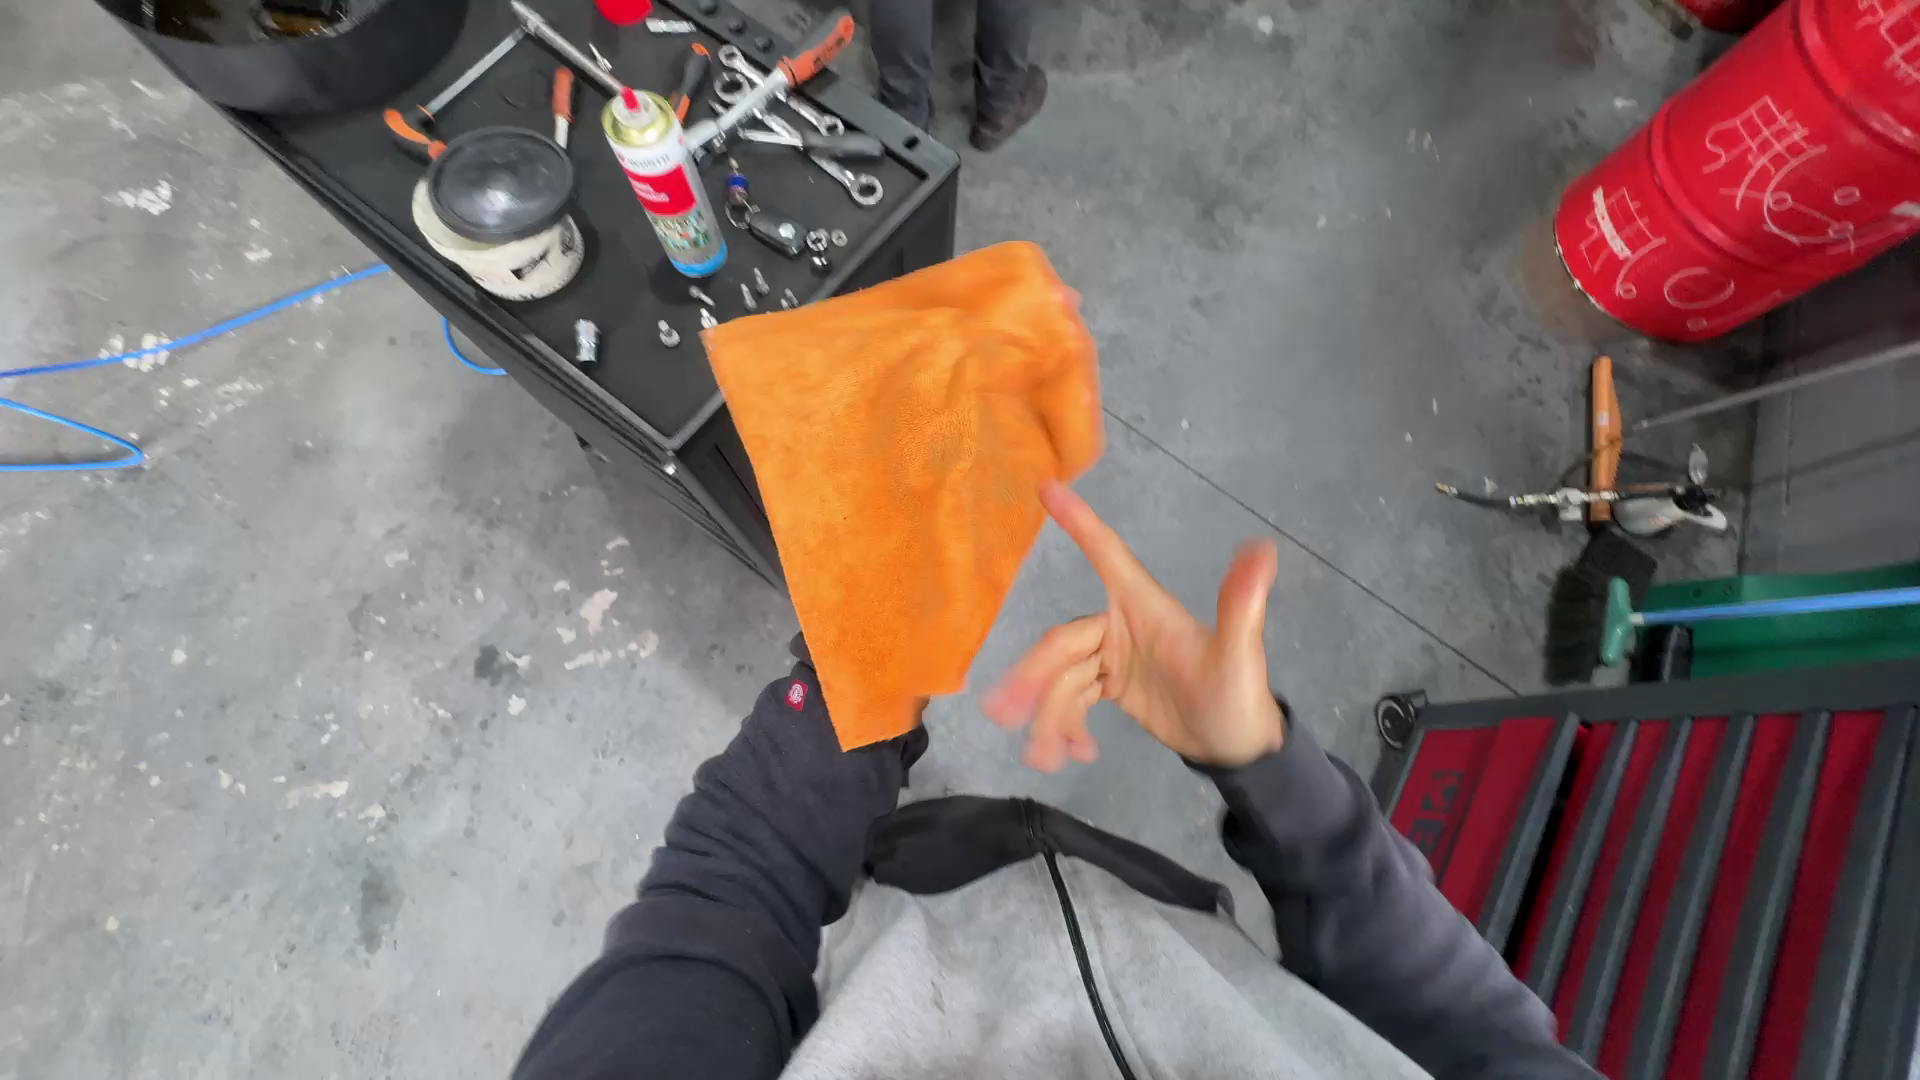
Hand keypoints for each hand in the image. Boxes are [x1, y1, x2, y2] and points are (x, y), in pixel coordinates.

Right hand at [983, 481, 1284, 769]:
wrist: (1236, 749)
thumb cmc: (1238, 698)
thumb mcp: (1240, 657)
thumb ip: (1241, 607)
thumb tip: (1264, 550)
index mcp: (1143, 606)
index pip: (1106, 553)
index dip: (1078, 520)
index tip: (1045, 486)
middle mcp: (1119, 625)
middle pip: (1060, 642)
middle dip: (1032, 678)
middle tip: (1003, 714)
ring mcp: (1110, 656)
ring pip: (1058, 677)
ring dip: (1046, 717)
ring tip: (1044, 758)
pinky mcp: (1107, 684)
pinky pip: (1070, 698)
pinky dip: (1063, 725)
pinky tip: (1076, 754)